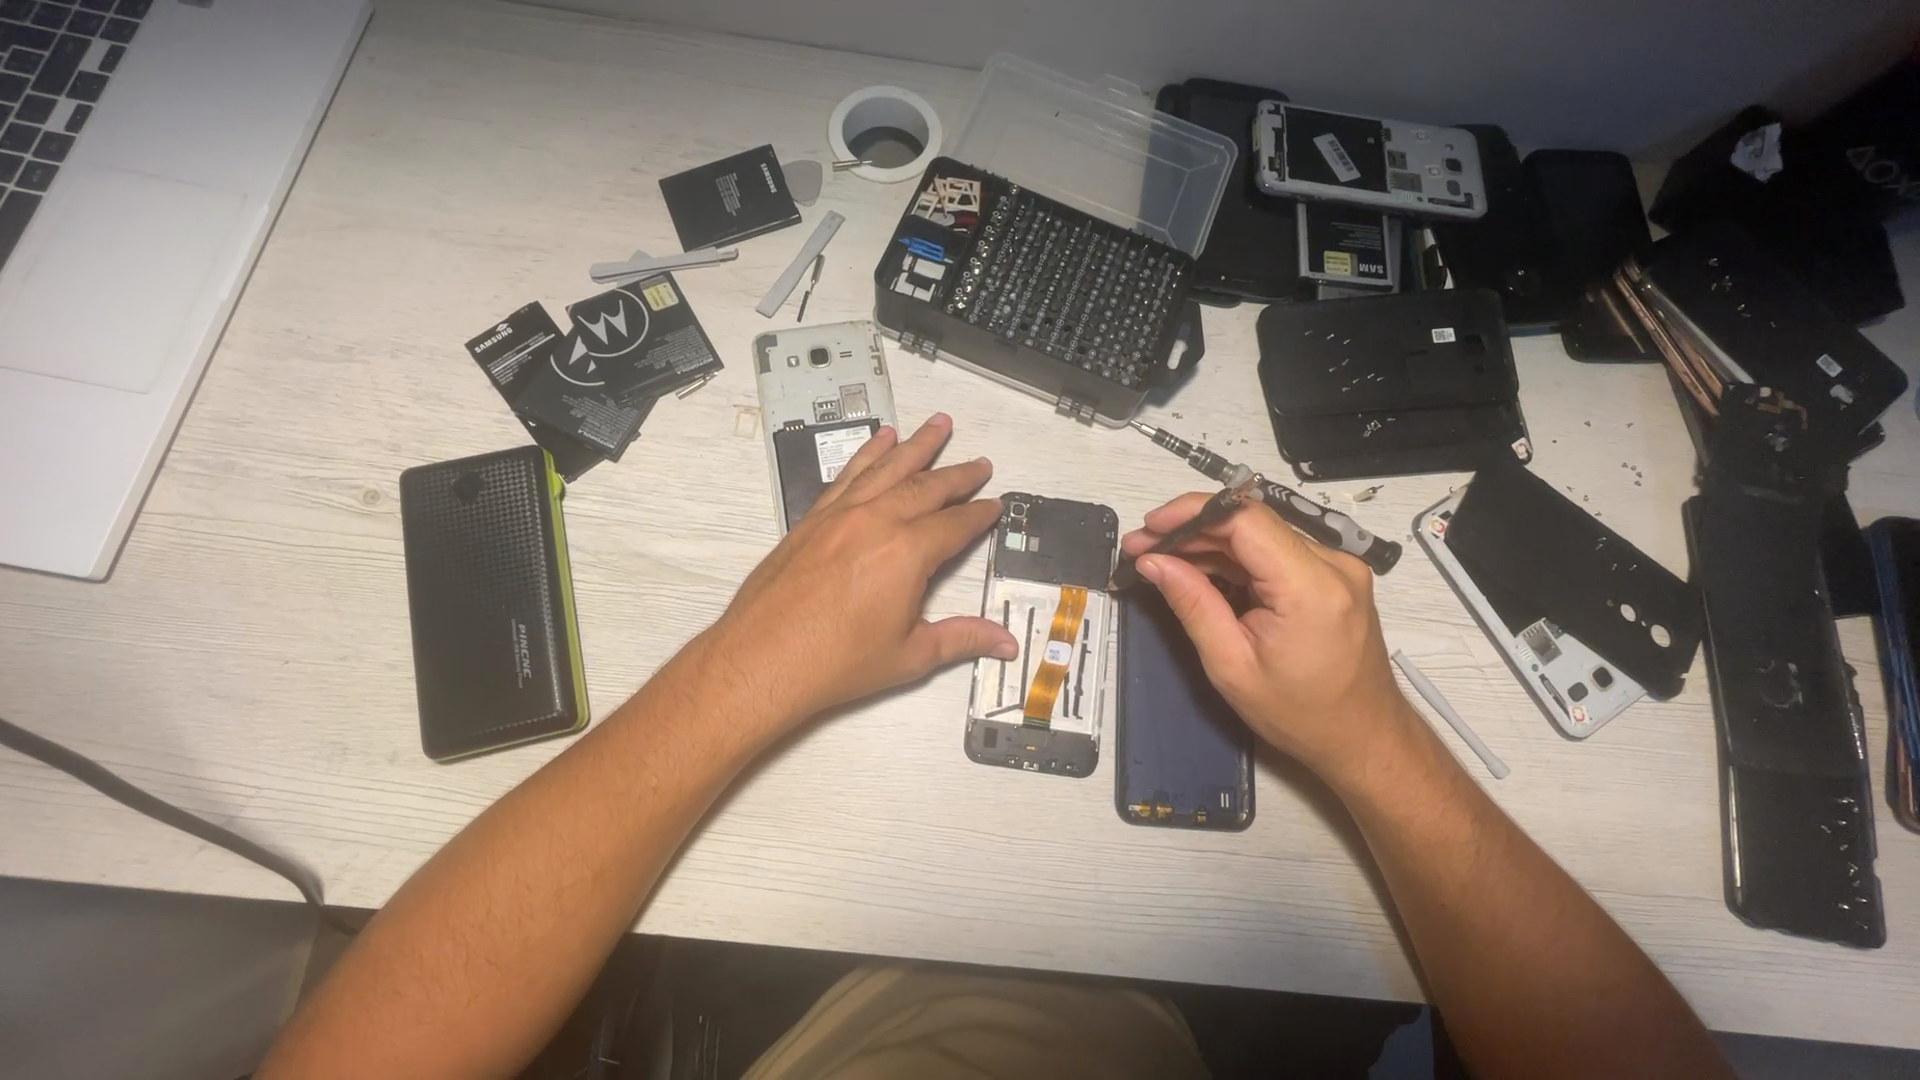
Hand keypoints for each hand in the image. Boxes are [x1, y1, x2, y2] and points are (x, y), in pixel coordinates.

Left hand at [701, 414, 1016, 733]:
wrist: (761, 661)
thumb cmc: (833, 663)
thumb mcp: (909, 656)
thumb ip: (962, 639)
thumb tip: (1005, 643)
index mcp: (906, 554)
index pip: (955, 525)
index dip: (979, 515)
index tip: (993, 505)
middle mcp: (875, 522)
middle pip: (926, 487)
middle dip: (957, 474)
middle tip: (979, 464)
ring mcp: (840, 516)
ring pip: (887, 469)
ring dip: (916, 446)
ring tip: (938, 425)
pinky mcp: (813, 520)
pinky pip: (847, 476)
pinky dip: (867, 454)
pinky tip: (881, 440)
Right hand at [1121, 492, 1419, 786]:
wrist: (1363, 737)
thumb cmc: (1299, 714)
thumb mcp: (1231, 665)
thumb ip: (1193, 604)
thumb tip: (1152, 562)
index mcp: (1309, 587)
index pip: (1245, 520)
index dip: (1191, 512)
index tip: (1149, 528)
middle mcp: (1332, 564)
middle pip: (1249, 523)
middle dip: (1189, 529)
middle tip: (1141, 548)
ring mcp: (1336, 566)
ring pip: (1258, 535)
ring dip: (1207, 543)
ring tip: (1160, 559)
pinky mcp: (1331, 574)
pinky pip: (1273, 551)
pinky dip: (1233, 558)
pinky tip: (1197, 570)